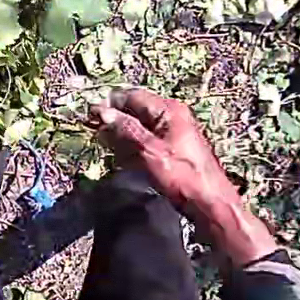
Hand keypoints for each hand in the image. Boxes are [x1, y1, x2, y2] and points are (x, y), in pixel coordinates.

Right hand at [89, 89, 276, 266]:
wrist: (210, 203)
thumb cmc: (182, 177)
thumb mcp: (150, 151)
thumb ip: (126, 129)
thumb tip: (102, 112)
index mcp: (169, 110)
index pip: (132, 96)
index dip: (109, 103)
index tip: (89, 114)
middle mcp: (172, 115)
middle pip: (135, 108)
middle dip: (114, 117)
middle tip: (92, 128)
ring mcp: (174, 130)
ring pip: (140, 123)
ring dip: (121, 131)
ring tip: (103, 141)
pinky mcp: (173, 146)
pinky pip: (146, 136)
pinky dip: (131, 142)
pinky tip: (120, 152)